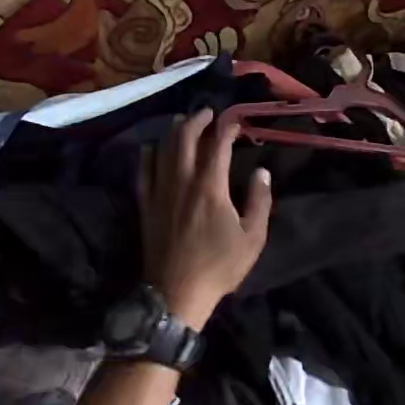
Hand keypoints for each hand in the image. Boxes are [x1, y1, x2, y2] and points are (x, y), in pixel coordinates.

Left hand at [140, 109, 272, 329]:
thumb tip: (262, 171)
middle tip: (207, 113)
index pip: (218, 145)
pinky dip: (148, 154)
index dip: (226, 127)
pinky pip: (142, 170)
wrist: (176, 291)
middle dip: (197, 120)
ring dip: (173, 131)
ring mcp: (159, 190)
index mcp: (210, 186)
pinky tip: (151, 147)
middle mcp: (182, 180)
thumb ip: (259, 201)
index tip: (234, 120)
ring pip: (163, 149)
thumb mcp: (252, 238)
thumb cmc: (219, 266)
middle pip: (185, 138)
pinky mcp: (145, 203)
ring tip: (183, 122)